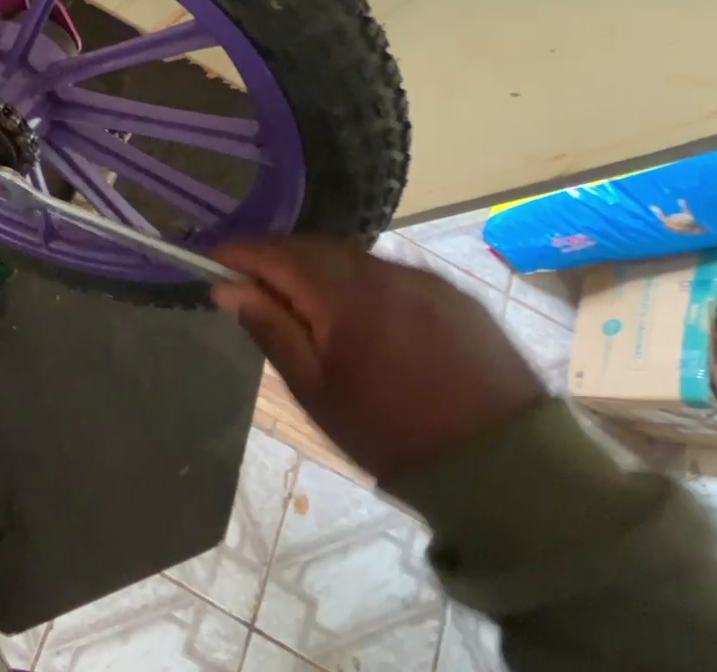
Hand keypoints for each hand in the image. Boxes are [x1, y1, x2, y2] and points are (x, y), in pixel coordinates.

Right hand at [211, 236, 544, 482]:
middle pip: (314, 247)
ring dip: (316, 268)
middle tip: (246, 281)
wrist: (507, 469)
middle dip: (275, 257)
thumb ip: (268, 328)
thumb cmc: (390, 433)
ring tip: (297, 298)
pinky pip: (389, 274)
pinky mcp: (457, 298)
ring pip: (353, 258)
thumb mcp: (313, 388)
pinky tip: (353, 312)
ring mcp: (428, 283)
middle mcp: (388, 274)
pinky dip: (357, 281)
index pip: (277, 253)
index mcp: (347, 297)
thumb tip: (225, 287)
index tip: (209, 261)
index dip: (238, 252)